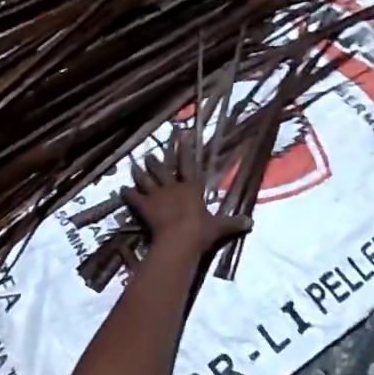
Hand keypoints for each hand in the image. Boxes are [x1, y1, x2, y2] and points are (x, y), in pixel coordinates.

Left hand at [121, 128, 251, 253]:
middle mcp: (173, 187)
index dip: (185, 149)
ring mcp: (156, 196)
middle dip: (156, 161)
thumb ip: (233, 223)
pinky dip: (127, 194)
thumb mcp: (219, 227)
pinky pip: (133, 198)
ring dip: (139, 173)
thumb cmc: (201, 231)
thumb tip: (251, 222)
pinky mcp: (144, 207)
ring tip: (133, 166)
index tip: (181, 135)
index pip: (189, 164)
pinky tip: (122, 190)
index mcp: (191, 188)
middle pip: (162, 169)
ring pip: (146, 180)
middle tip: (150, 153)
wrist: (179, 240)